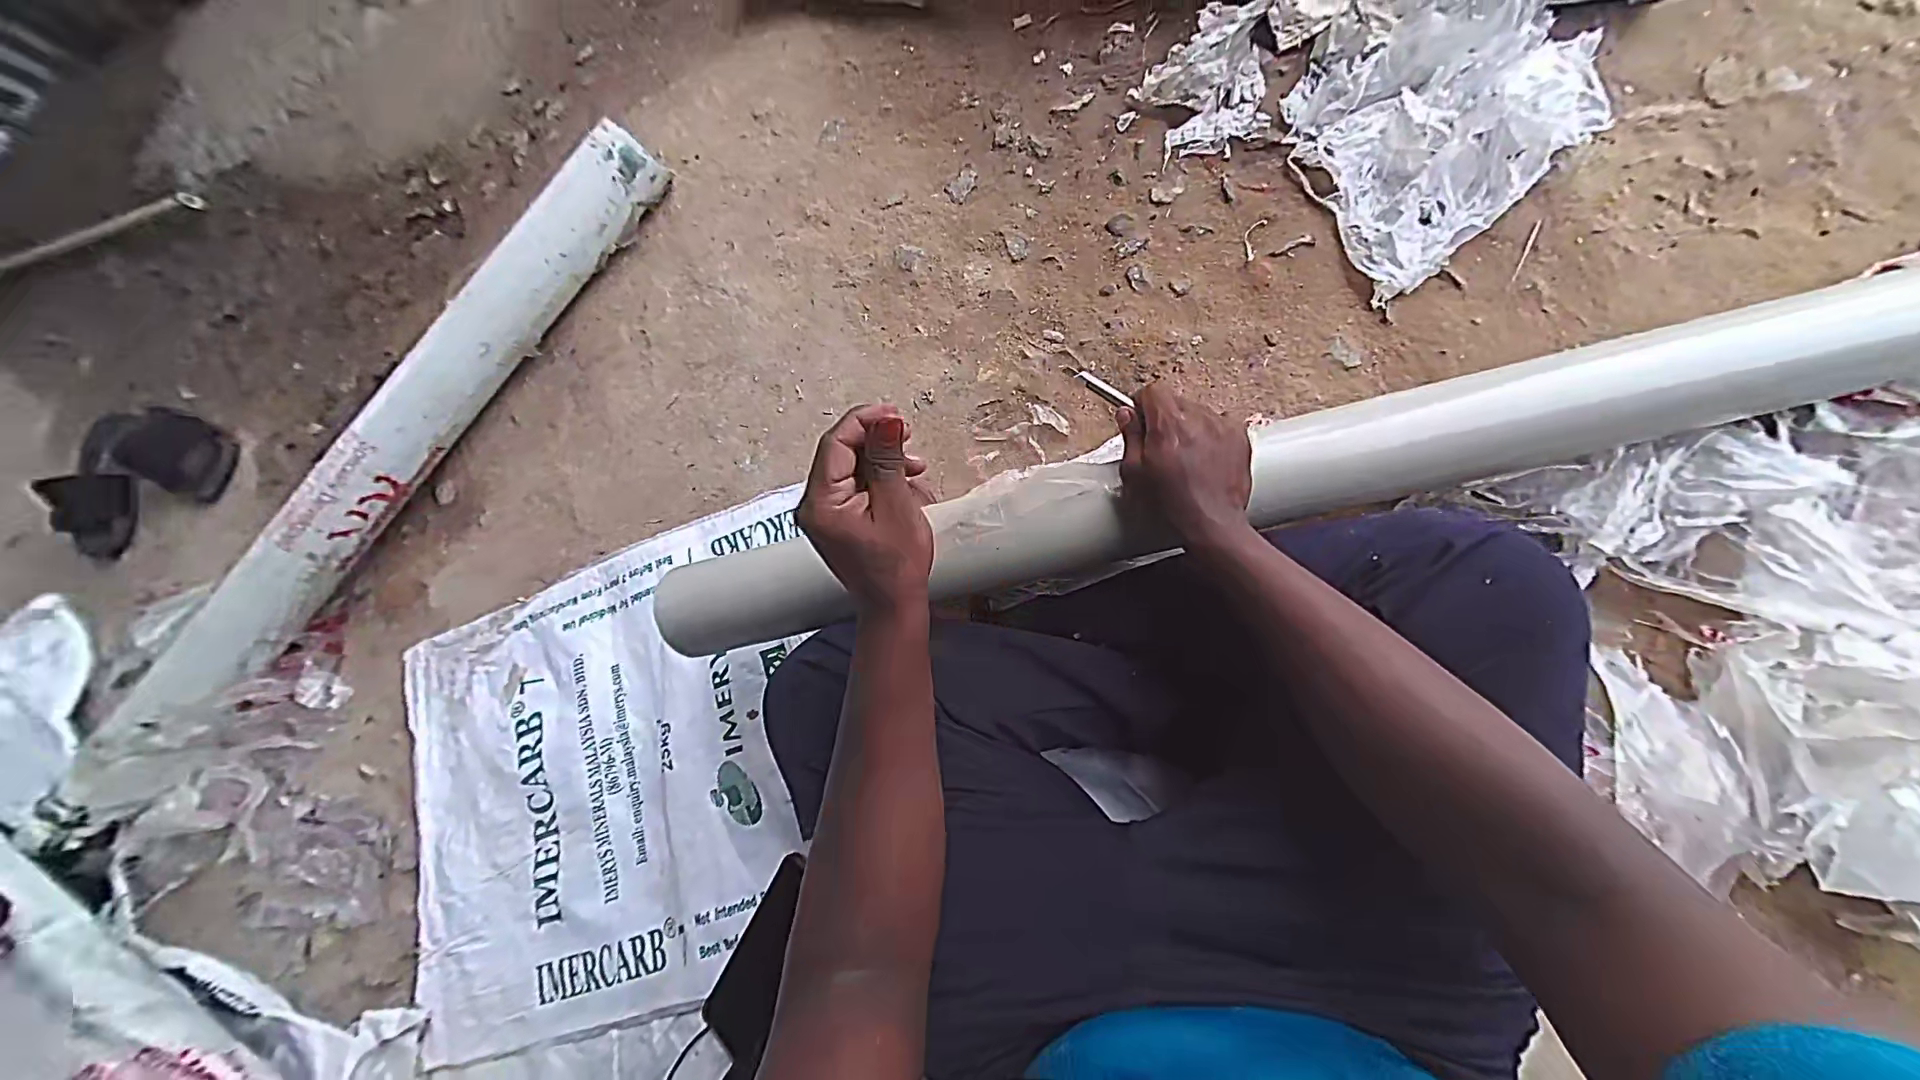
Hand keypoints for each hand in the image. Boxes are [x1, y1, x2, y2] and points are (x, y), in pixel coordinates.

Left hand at [797, 404, 936, 615]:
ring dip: (883, 461)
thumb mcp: (898, 505)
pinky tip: (905, 484)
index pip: (835, 444)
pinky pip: (856, 486)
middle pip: (842, 454)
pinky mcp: (837, 519)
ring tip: (915, 469)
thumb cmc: (897, 567)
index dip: (865, 422)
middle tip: (906, 436)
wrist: (894, 605)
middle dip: (877, 442)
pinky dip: (880, 480)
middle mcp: (815, 506)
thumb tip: (886, 422)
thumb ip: (888, 460)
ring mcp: (825, 513)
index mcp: (821, 503)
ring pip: (852, 468)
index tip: (893, 415)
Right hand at [1116, 382, 1252, 549]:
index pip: (1154, 391)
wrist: (1211, 522)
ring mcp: (1221, 426)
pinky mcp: (1238, 436)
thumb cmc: (1173, 504)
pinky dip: (1210, 435)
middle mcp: (1197, 419)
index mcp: (1167, 426)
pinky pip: (1219, 423)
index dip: (1143, 404)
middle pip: (1175, 401)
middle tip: (1161, 446)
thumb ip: (1130, 437)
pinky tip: (1203, 458)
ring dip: (1188, 427)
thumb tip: (1127, 415)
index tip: (1141, 418)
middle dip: (1165, 418)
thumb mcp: (1135, 473)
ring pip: (1197, 412)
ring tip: (1184, 457)